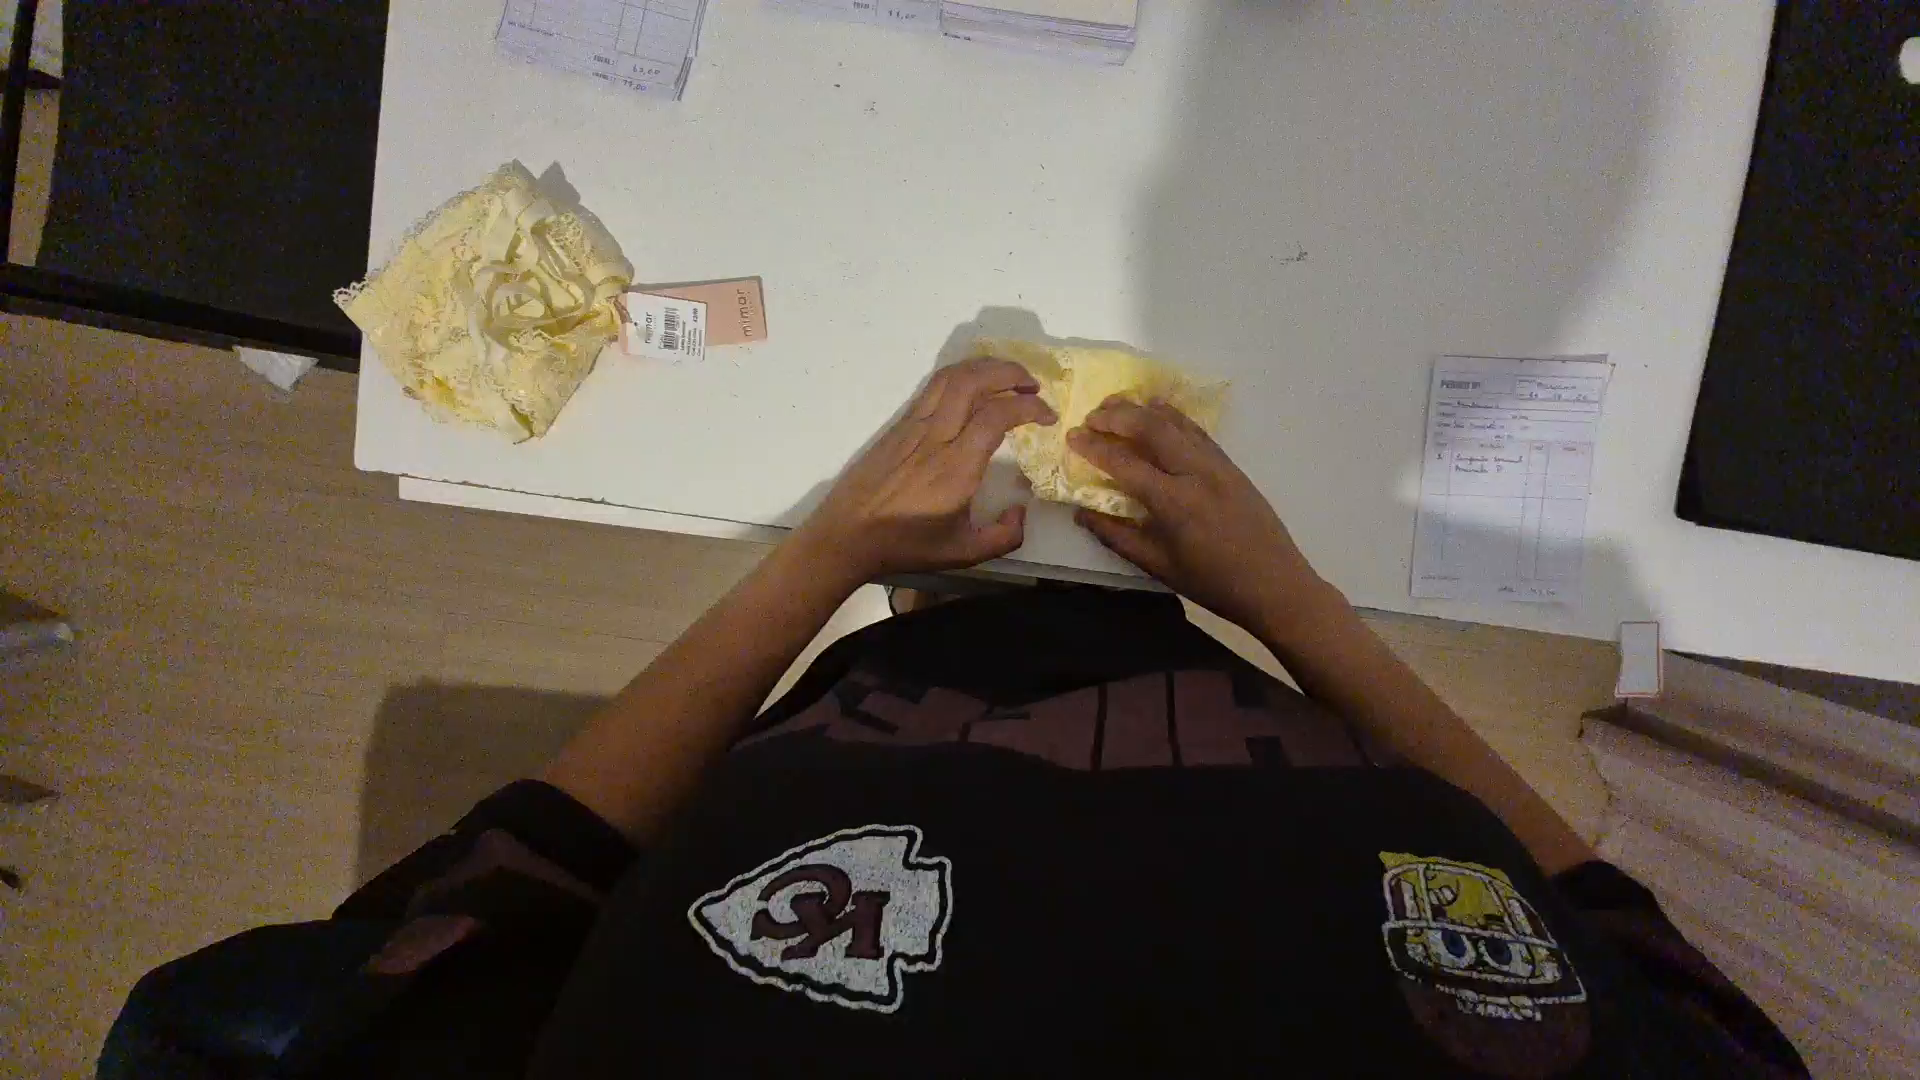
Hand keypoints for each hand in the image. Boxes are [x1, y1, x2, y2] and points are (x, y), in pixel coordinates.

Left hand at [795, 358, 1055, 583]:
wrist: (846, 536)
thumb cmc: (905, 546)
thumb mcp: (963, 553)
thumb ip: (1003, 537)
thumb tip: (1021, 511)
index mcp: (956, 466)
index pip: (997, 415)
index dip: (1029, 407)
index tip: (1047, 415)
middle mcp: (935, 437)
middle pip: (974, 381)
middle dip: (1010, 373)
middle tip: (1033, 385)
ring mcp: (913, 426)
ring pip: (950, 377)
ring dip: (984, 368)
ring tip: (1007, 378)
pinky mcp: (897, 426)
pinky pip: (932, 389)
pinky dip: (959, 377)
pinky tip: (972, 389)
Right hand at [1068, 397, 1332, 634]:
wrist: (1274, 585)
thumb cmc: (1211, 582)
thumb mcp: (1157, 565)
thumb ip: (1117, 536)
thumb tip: (1082, 513)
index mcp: (1174, 502)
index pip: (1124, 463)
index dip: (1094, 448)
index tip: (1071, 437)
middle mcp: (1195, 473)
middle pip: (1151, 428)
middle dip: (1117, 416)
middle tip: (1091, 416)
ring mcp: (1217, 465)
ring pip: (1176, 423)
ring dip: (1142, 410)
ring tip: (1116, 405)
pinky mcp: (1231, 465)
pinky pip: (1197, 431)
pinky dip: (1173, 416)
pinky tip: (1157, 410)